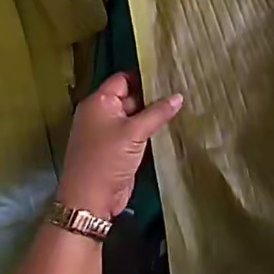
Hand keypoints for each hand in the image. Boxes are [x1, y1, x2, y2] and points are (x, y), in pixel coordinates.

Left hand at [56, 72, 182, 217]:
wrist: (91, 200)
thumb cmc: (107, 158)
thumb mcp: (134, 132)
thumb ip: (157, 112)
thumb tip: (179, 96)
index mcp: (98, 102)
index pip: (123, 79)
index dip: (144, 76)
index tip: (169, 74)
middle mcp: (102, 113)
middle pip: (130, 97)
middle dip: (153, 96)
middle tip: (181, 90)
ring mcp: (109, 132)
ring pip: (135, 116)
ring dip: (154, 115)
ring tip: (182, 106)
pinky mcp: (118, 149)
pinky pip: (136, 133)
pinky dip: (150, 130)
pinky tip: (172, 126)